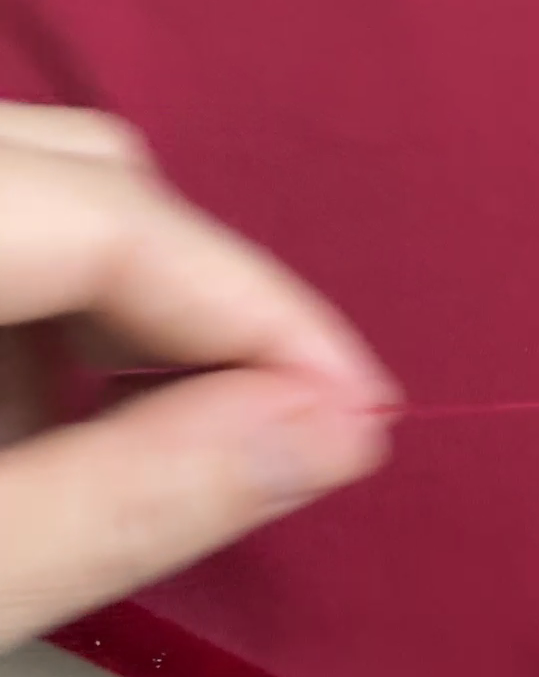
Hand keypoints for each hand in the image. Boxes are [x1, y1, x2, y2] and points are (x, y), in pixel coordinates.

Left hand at [0, 101, 394, 653]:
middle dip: (206, 304)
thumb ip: (130, 504)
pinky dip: (56, 306)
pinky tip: (26, 404)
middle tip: (242, 416)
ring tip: (103, 424)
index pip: (112, 217)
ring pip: (49, 184)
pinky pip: (5, 220)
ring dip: (128, 306)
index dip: (268, 314)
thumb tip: (349, 431)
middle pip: (91, 171)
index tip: (365, 408)